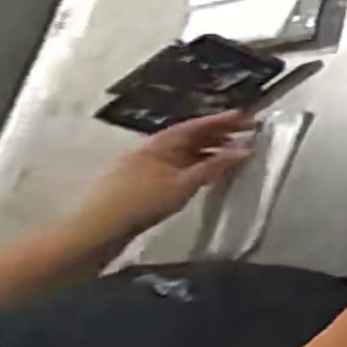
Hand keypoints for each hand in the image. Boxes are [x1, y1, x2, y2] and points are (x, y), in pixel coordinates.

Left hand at [82, 112, 256, 232]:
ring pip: (184, 151)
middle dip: (220, 133)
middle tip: (249, 130)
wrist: (97, 229)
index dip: (223, 120)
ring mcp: (145, 165)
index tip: (247, 116)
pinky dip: (198, 162)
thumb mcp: (186, 183)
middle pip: (191, 136)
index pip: (196, 126)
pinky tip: (210, 169)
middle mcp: (151, 149)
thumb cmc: (143, 201)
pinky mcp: (143, 179)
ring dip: (210, 148)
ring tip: (234, 150)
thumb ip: (216, 165)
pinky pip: (177, 163)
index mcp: (159, 145)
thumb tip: (245, 151)